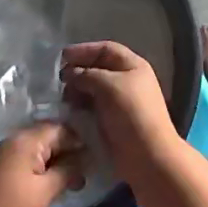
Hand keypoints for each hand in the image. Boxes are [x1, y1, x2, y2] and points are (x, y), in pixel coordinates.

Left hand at [0, 122, 84, 206]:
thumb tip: (85, 158)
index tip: (96, 158)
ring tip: (73, 182)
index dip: (80, 140)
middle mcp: (13, 141)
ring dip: (55, 162)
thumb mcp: (43, 194)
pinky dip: (40, 170)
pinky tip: (50, 186)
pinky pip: (25, 161)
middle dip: (69, 151)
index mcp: (25, 140)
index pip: (61, 128)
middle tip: (87, 172)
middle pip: (48, 137)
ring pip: (37, 151)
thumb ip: (67, 171)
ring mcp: (2, 156)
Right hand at [61, 41, 178, 175]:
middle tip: (59, 80)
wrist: (147, 157)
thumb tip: (69, 74)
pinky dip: (81, 106)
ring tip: (63, 97)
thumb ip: (86, 74)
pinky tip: (69, 110)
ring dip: (78, 90)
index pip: (106, 49)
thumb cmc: (131, 113)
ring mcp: (121, 103)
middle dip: (79, 71)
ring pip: (94, 89)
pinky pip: (94, 107)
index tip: (63, 56)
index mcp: (133, 66)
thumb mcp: (109, 85)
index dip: (84, 50)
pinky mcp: (114, 122)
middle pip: (99, 69)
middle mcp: (128, 81)